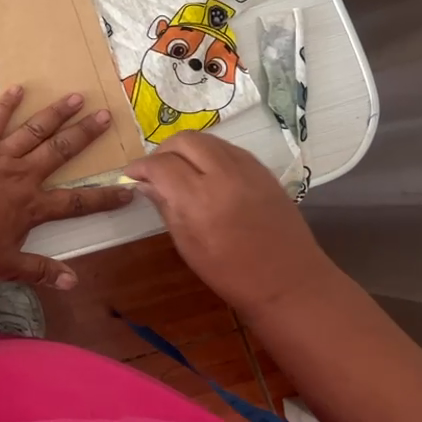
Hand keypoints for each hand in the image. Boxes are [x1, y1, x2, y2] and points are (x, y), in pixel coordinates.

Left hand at [0, 85, 132, 288]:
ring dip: (56, 113)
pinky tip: (17, 89)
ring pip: (34, 130)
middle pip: (60, 152)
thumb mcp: (7, 265)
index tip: (129, 189)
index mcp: (32, 205)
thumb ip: (40, 271)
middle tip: (105, 116)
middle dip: (85, 134)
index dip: (105, 197)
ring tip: (76, 97)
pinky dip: (5, 104)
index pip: (77, 202)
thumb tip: (73, 282)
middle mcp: (22, 175)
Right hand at [124, 131, 337, 313]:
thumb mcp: (187, 246)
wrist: (290, 282)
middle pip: (184, 141)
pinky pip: (229, 148)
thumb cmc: (231, 273)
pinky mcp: (264, 172)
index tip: (132, 175)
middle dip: (162, 151)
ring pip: (207, 139)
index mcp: (200, 199)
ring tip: (179, 169)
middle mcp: (224, 176)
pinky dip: (210, 153)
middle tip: (155, 170)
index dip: (140, 167)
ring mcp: (248, 170)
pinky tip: (207, 172)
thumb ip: (165, 208)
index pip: (160, 165)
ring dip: (186, 148)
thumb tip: (146, 185)